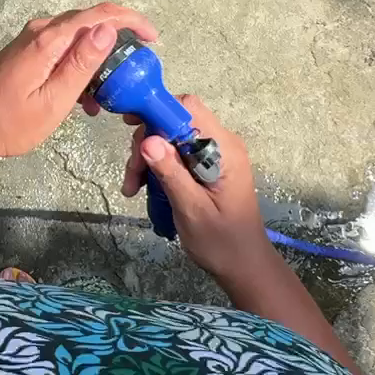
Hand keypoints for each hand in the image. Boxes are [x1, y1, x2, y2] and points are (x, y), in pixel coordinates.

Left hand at [0, 3, 158, 162]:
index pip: (99, 15)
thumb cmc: (10, 122)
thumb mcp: (54, 100)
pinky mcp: (26, 53)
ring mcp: (31, 41)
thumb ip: (81, 64)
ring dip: (96, 63)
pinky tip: (82, 100)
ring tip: (105, 98)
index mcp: (50, 40)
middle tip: (133, 75)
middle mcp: (41, 31)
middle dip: (118, 45)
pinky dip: (78, 70)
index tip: (154, 39)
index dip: (131, 21)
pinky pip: (62, 51)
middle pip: (90, 24)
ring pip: (77, 39)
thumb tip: (108, 29)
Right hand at [121, 95, 277, 281]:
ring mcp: (213, 154)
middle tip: (133, 177)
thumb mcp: (192, 209)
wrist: (244, 265)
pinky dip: (157, 166)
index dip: (157, 110)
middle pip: (173, 122)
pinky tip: (143, 188)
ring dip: (147, 158)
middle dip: (147, 143)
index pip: (188, 109)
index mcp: (223, 149)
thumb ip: (171, 173)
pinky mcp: (205, 166)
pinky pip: (175, 153)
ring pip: (169, 138)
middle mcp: (220, 144)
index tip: (130, 126)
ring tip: (133, 188)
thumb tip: (148, 140)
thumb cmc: (222, 242)